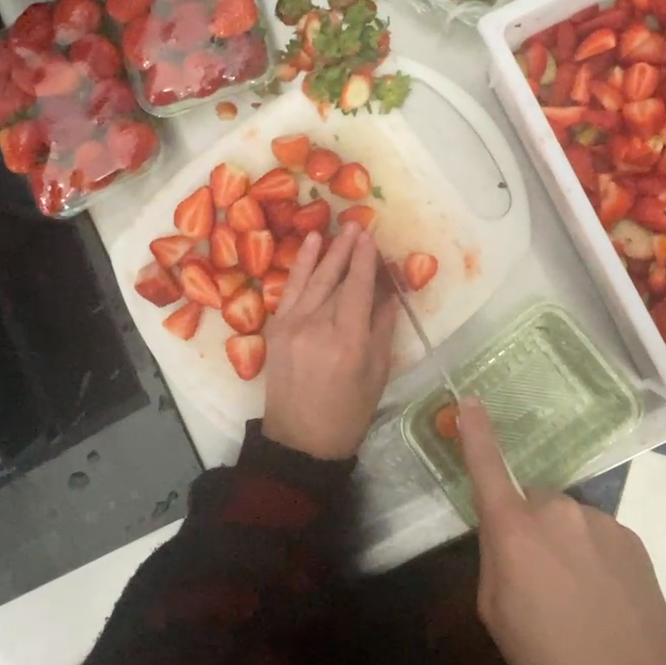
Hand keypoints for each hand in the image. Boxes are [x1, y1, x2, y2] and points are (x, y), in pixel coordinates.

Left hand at [260, 224, 399, 459]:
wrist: (301, 439)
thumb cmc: (349, 412)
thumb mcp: (378, 372)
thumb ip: (382, 327)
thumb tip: (388, 290)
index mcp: (349, 342)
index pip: (359, 289)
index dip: (366, 261)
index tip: (373, 237)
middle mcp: (318, 327)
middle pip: (335, 279)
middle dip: (348, 249)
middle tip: (359, 225)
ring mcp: (293, 326)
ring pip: (312, 280)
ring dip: (325, 251)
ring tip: (337, 228)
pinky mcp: (277, 329)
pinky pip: (291, 290)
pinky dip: (300, 266)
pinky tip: (309, 245)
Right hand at [458, 398, 665, 664]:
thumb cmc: (551, 661)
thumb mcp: (496, 615)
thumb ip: (495, 560)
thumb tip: (506, 535)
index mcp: (514, 531)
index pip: (487, 468)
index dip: (475, 433)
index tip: (469, 399)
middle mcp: (556, 510)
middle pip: (530, 504)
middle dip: (527, 529)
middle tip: (536, 583)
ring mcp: (598, 519)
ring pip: (565, 520)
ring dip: (562, 545)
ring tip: (575, 599)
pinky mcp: (629, 534)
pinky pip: (595, 534)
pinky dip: (592, 557)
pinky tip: (603, 598)